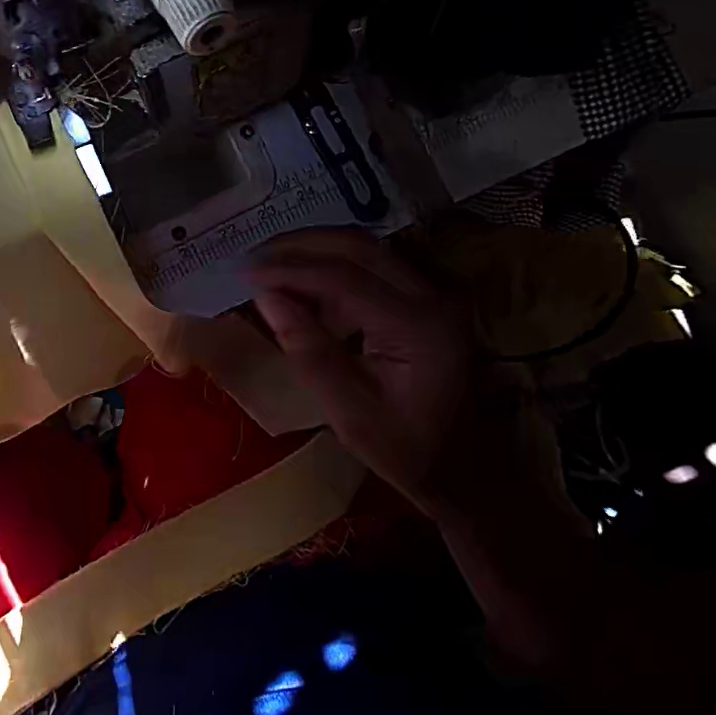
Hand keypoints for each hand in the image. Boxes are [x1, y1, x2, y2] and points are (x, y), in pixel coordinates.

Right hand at [248, 228, 592, 670]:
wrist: (470, 470)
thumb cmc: (409, 452)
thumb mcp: (349, 414)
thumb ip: (308, 350)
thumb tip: (265, 295)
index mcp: (419, 328)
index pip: (344, 278)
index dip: (290, 269)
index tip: (245, 272)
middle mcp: (434, 297)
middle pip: (359, 246)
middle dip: (300, 244)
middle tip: (254, 257)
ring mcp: (434, 293)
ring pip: (366, 248)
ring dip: (315, 251)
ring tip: (271, 268)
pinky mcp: (427, 297)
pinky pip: (374, 265)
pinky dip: (332, 267)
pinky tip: (304, 287)